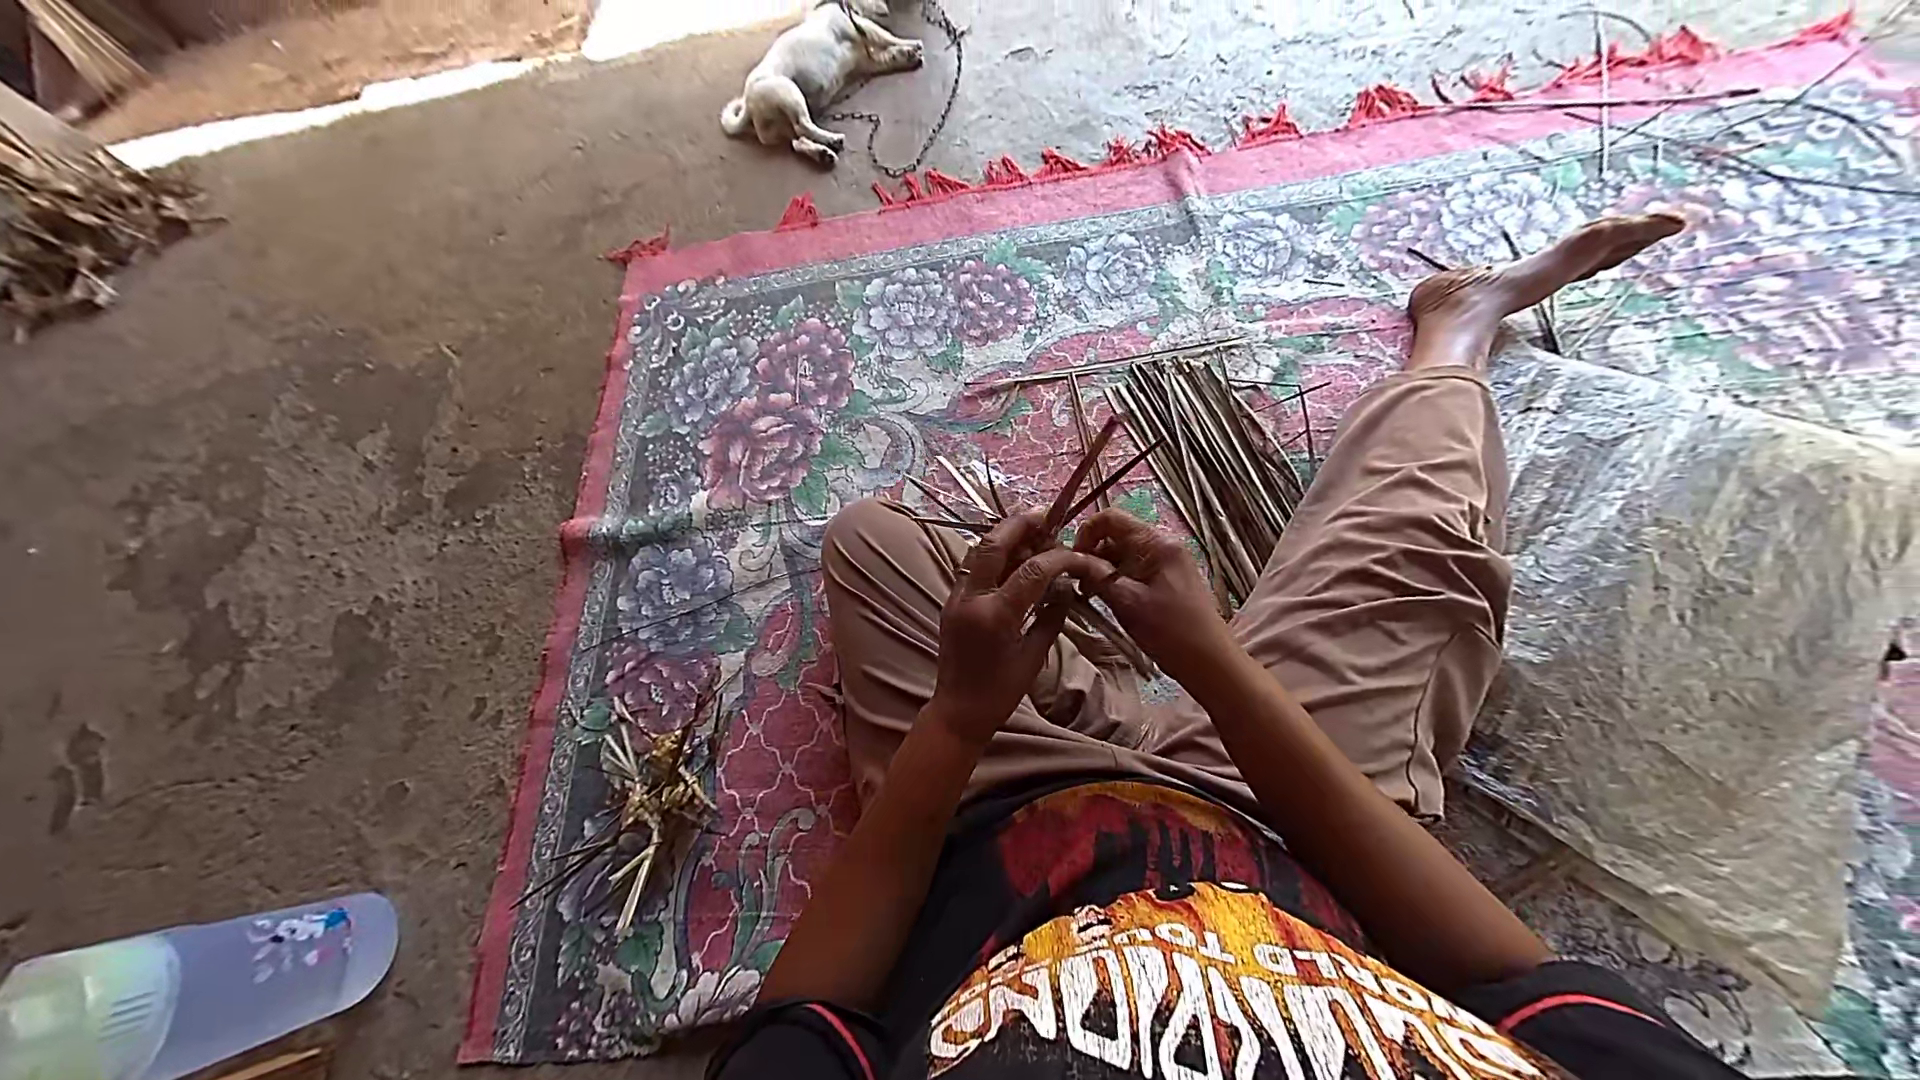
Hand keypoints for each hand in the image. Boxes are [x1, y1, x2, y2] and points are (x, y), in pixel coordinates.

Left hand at [927, 511, 1107, 744]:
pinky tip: (1014, 558)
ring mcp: (955, 597)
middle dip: (1021, 525)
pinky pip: (973, 566)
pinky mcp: (950, 600)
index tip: (1077, 554)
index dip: (1059, 557)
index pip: (1031, 570)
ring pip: (978, 550)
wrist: (958, 709)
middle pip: (993, 543)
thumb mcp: (1034, 655)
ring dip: (1006, 537)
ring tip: (1033, 535)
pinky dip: (994, 555)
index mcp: (994, 615)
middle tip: (1047, 518)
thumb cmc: (1001, 691)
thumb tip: (1065, 584)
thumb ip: (1052, 614)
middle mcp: (969, 598)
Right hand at [1073, 508, 1235, 684]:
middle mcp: (1162, 546)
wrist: (1210, 663)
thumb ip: (1097, 575)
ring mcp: (1165, 563)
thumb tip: (1069, 559)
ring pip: (1121, 555)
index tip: (1072, 560)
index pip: (1111, 518)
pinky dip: (1114, 581)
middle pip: (1115, 536)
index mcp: (1157, 543)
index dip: (1086, 533)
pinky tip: (1103, 600)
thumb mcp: (1127, 602)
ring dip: (1100, 570)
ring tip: (1087, 595)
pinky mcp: (1164, 580)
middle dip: (1091, 555)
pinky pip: (1131, 570)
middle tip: (1076, 583)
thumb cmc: (1170, 631)